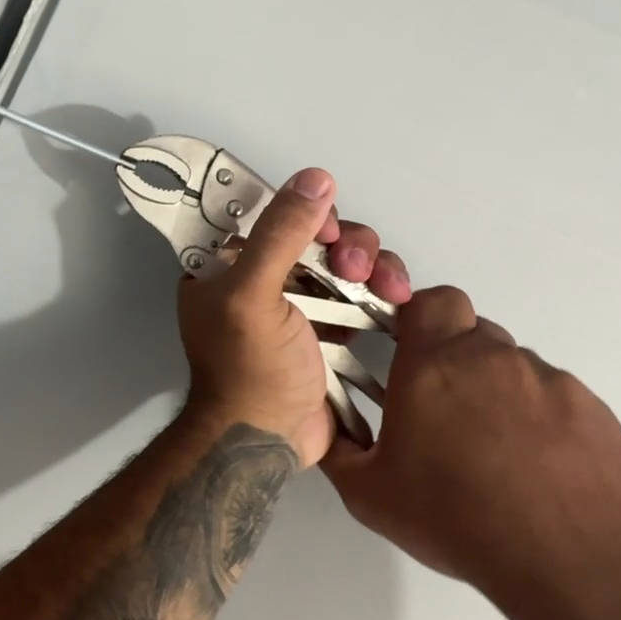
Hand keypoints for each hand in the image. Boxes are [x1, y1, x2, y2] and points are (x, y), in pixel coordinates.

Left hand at [176, 168, 411, 466]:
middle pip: (313, 235)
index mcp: (225, 266)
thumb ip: (280, 235)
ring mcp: (296, 304)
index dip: (302, 211)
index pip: (266, 214)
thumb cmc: (248, 368)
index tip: (327, 228)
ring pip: (342, 261)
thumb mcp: (252, 294)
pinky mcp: (329, 329)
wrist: (266, 440)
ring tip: (387, 289)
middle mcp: (259, 279)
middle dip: (346, 243)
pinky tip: (396, 302)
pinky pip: (360, 295)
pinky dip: (380, 293)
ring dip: (372, 265)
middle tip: (355, 267)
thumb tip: (313, 179)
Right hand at [321, 286, 620, 594]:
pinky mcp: (597, 414)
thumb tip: (321, 423)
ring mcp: (553, 384)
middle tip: (441, 405)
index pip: (429, 300)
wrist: (577, 571)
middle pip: (471, 330)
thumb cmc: (457, 521)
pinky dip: (540, 418)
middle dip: (453, 355)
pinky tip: (535, 468)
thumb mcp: (367, 492)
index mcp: (433, 366)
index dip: (416, 316)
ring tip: (492, 447)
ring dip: (496, 388)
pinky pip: (556, 397)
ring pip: (513, 365)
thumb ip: (336, 445)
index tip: (405, 349)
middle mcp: (494, 361)